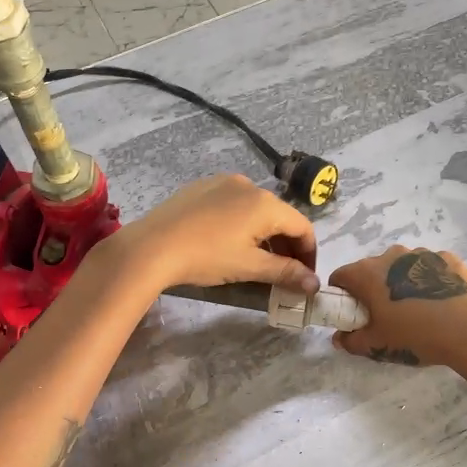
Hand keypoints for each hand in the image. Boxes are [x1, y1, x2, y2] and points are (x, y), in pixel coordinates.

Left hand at [103, 175, 318, 293]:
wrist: (151, 246)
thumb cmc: (206, 257)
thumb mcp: (250, 267)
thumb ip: (286, 272)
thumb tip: (314, 283)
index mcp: (266, 203)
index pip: (302, 227)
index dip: (309, 254)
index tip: (305, 277)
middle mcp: (248, 185)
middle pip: (280, 216)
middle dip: (286, 246)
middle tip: (283, 274)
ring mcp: (222, 183)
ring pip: (255, 210)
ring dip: (264, 235)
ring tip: (255, 261)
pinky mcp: (201, 187)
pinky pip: (232, 204)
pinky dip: (241, 224)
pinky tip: (227, 243)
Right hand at [329, 246, 466, 368]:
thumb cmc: (415, 336)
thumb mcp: (377, 345)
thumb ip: (351, 341)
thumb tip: (339, 338)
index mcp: (368, 273)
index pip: (341, 276)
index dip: (341, 295)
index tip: (352, 313)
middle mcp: (392, 255)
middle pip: (371, 270)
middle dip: (372, 289)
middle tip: (384, 315)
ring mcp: (422, 254)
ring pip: (401, 267)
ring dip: (400, 283)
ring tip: (415, 309)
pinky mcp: (448, 259)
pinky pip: (428, 269)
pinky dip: (427, 281)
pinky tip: (439, 302)